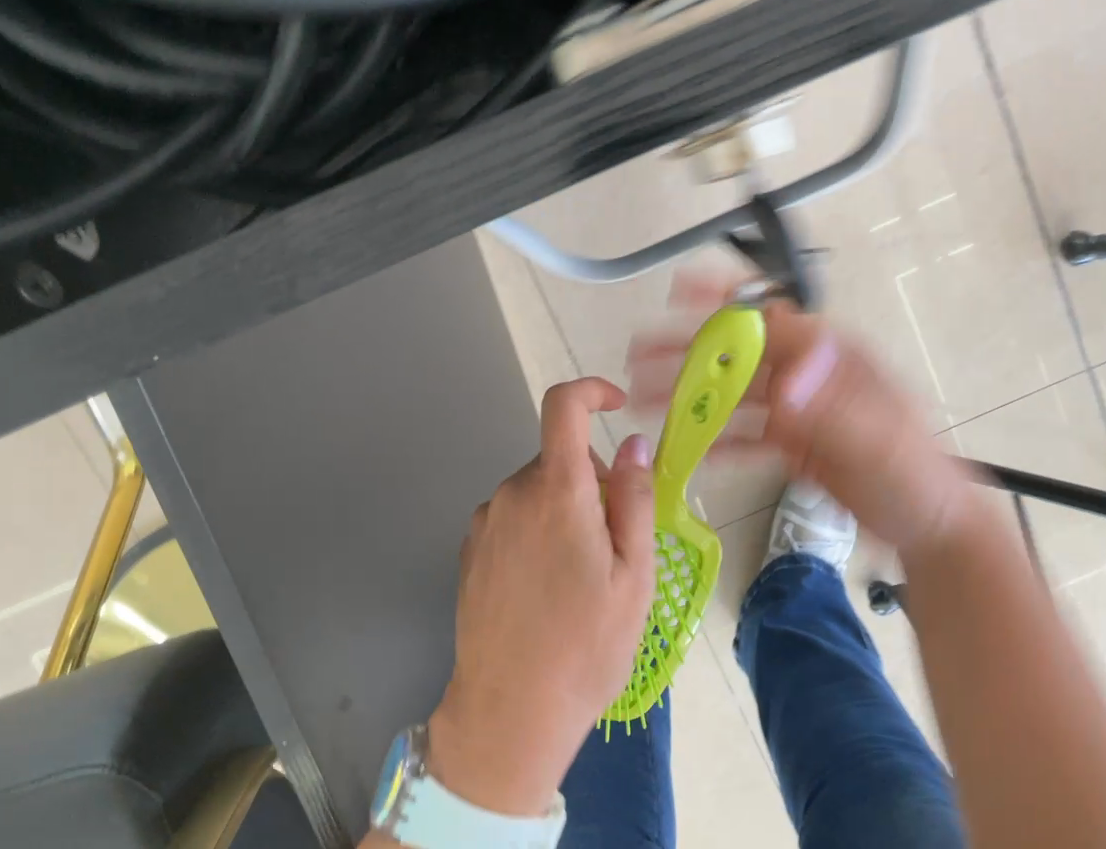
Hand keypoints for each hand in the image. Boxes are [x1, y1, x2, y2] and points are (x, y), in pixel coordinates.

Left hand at [427, 378, 655, 816]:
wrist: (509, 714)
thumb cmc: (586, 646)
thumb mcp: (634, 575)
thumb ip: (635, 499)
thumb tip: (633, 444)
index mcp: (556, 491)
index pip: (563, 406)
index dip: (592, 391)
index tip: (618, 407)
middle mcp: (511, 494)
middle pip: (559, 458)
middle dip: (594, 482)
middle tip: (616, 545)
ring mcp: (484, 523)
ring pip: (538, 491)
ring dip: (566, 511)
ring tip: (581, 579)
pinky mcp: (470, 552)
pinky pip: (514, 518)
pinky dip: (538, 532)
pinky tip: (547, 590)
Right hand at [626, 271, 983, 557]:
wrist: (932, 526)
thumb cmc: (917, 474)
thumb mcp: (881, 438)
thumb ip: (834, 408)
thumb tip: (783, 385)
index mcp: (833, 358)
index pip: (772, 320)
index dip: (726, 303)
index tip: (681, 292)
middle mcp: (809, 377)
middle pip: (740, 355)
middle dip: (690, 351)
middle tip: (639, 354)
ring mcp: (798, 413)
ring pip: (734, 396)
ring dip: (691, 395)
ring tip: (643, 398)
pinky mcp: (793, 447)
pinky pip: (744, 438)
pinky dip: (715, 441)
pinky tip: (685, 447)